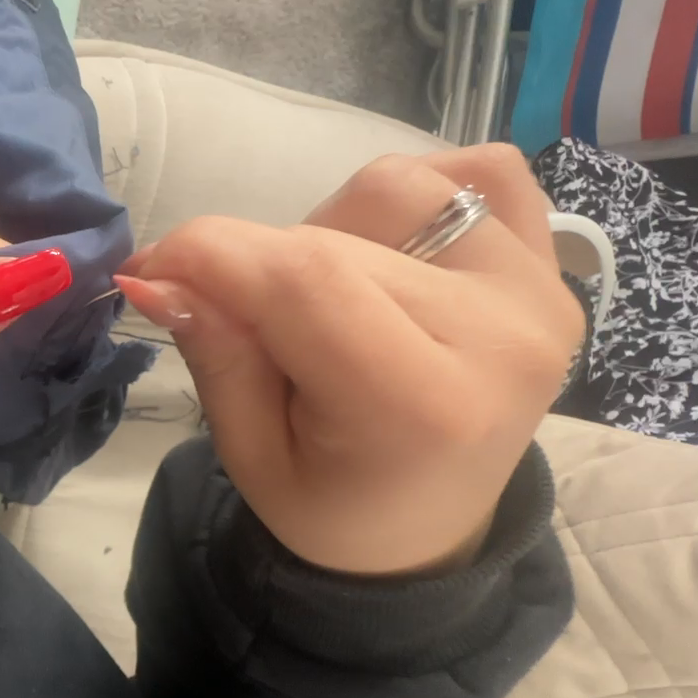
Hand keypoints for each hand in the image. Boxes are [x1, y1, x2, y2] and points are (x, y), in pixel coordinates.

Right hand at [117, 145, 583, 575]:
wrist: (424, 526)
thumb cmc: (326, 504)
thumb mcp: (248, 452)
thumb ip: (215, 355)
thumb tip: (153, 277)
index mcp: (417, 404)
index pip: (301, 282)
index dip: (207, 254)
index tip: (146, 270)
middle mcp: (499, 332)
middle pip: (330, 239)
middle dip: (243, 260)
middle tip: (220, 312)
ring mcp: (538, 290)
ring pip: (391, 189)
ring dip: (321, 231)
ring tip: (313, 297)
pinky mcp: (551, 266)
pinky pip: (478, 172)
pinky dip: (406, 196)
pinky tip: (379, 252)